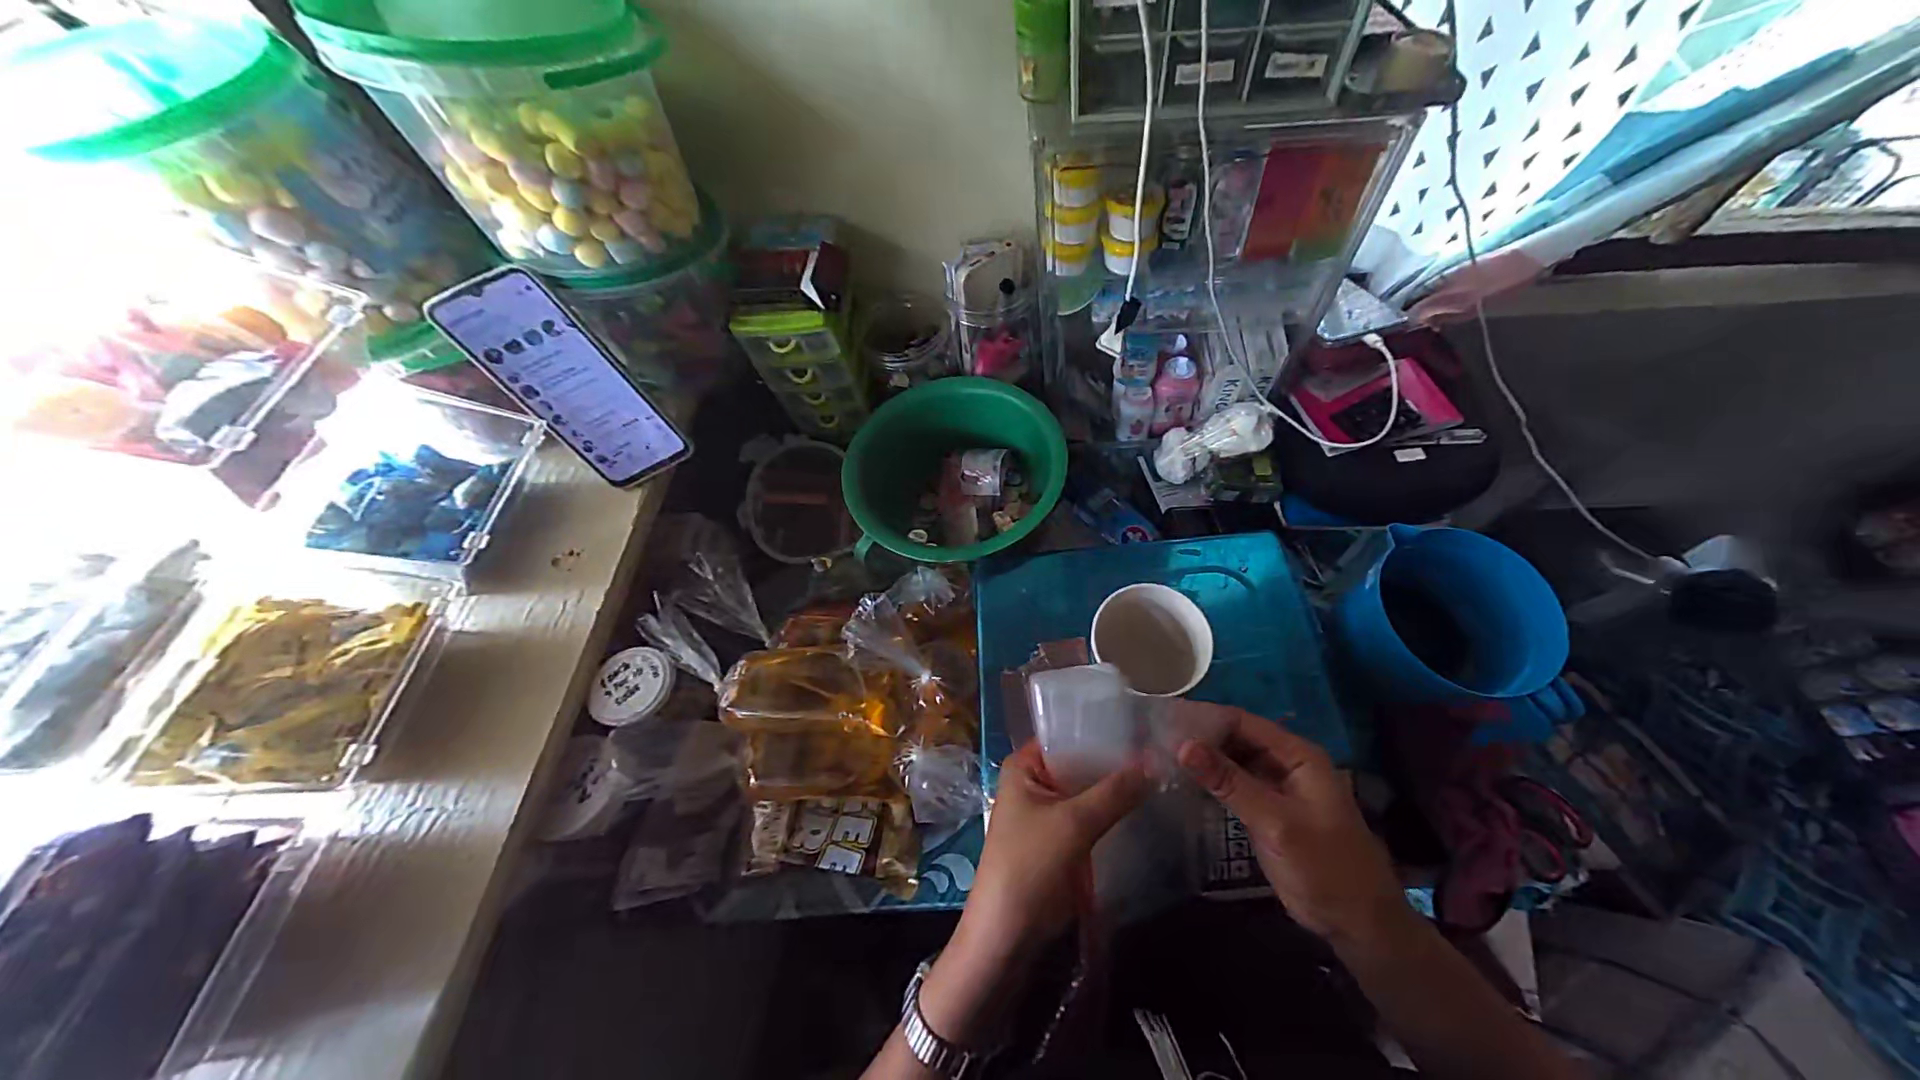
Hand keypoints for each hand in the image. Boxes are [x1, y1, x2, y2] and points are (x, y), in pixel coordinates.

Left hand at [963, 741, 1149, 952]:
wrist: (1008, 934)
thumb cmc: (1029, 866)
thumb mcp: (1073, 823)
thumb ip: (1114, 792)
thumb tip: (1156, 760)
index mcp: (1023, 766)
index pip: (1065, 733)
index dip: (1101, 728)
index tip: (1144, 724)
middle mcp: (1034, 782)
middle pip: (1080, 762)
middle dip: (1116, 760)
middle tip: (1163, 748)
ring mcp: (1049, 811)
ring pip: (1089, 790)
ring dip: (1118, 787)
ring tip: (1165, 771)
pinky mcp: (1063, 838)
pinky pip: (1093, 815)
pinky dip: (1114, 811)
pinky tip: (1148, 803)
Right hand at [1175, 703, 1406, 943]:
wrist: (1358, 925)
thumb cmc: (1326, 868)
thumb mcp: (1276, 822)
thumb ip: (1229, 782)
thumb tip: (1182, 745)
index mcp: (1298, 756)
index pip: (1242, 721)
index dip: (1204, 718)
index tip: (1163, 720)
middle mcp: (1285, 764)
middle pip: (1234, 738)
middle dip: (1198, 736)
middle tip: (1153, 737)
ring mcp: (1274, 788)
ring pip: (1230, 761)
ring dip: (1200, 759)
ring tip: (1157, 754)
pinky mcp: (1264, 811)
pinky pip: (1231, 785)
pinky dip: (1208, 781)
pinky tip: (1178, 780)